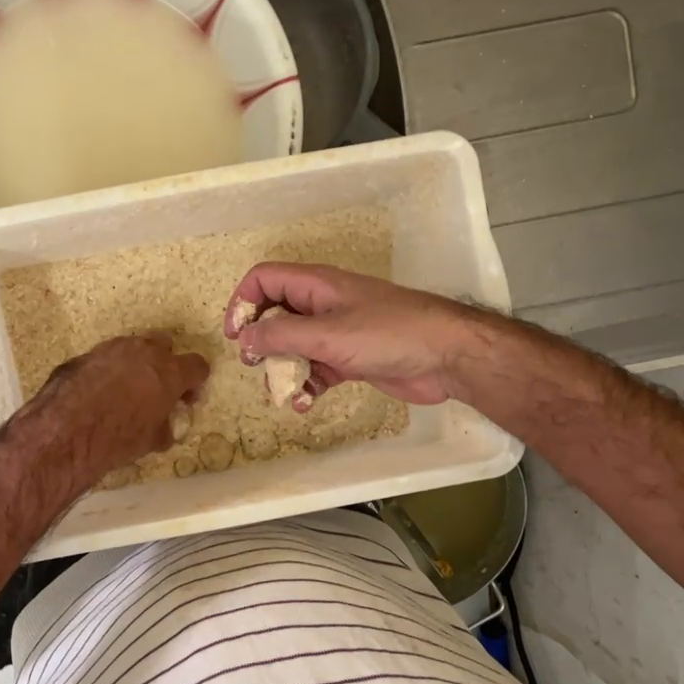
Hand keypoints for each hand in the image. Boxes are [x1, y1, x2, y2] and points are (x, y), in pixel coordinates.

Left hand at [28, 333, 209, 475]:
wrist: (67, 430)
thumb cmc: (119, 438)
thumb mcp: (151, 441)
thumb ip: (164, 427)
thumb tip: (165, 427)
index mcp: (170, 371)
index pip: (197, 366)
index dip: (195, 382)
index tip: (186, 398)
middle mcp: (144, 351)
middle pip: (165, 346)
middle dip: (165, 365)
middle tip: (157, 389)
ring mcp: (113, 347)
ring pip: (133, 348)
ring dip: (136, 365)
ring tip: (126, 391)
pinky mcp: (86, 353)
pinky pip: (106, 357)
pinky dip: (109, 370)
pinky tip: (99, 392)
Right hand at [224, 263, 472, 409]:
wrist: (446, 357)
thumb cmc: (387, 334)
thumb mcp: (327, 334)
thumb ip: (280, 335)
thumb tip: (244, 340)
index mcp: (316, 286)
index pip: (265, 280)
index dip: (243, 302)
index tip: (237, 335)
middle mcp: (323, 305)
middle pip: (275, 315)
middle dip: (261, 342)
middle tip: (256, 366)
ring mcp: (337, 333)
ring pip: (294, 347)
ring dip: (283, 370)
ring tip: (282, 392)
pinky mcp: (350, 360)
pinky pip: (316, 370)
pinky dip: (307, 386)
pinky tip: (305, 404)